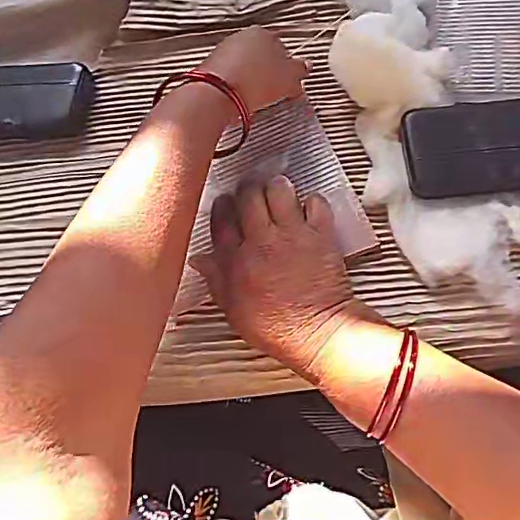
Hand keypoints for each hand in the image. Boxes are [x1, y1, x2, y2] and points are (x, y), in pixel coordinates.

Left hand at [196, 27, 307, 114]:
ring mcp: (224, 52)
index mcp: (262, 33)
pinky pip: (232, 77)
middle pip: (262, 56)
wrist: (218, 94)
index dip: (289, 67)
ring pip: (246, 67)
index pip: (282, 48)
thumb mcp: (289, 78)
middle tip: (277, 90)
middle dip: (270, 73)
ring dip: (254, 80)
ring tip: (259, 98)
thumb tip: (305, 67)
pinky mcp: (211, 68)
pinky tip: (242, 98)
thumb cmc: (253, 80)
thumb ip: (300, 70)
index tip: (292, 81)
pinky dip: (238, 86)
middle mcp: (241, 38)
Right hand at [196, 177, 369, 372]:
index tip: (226, 203)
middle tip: (251, 189)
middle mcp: (262, 242)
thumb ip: (216, 280)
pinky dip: (311, 200)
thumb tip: (200, 260)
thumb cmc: (278, 327)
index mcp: (237, 261)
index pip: (222, 219)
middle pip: (248, 196)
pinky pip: (314, 202)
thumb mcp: (234, 310)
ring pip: (279, 191)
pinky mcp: (320, 234)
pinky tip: (307, 207)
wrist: (317, 332)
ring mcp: (292, 235)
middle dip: (248, 188)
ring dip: (277, 186)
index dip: (222, 205)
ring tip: (278, 190)